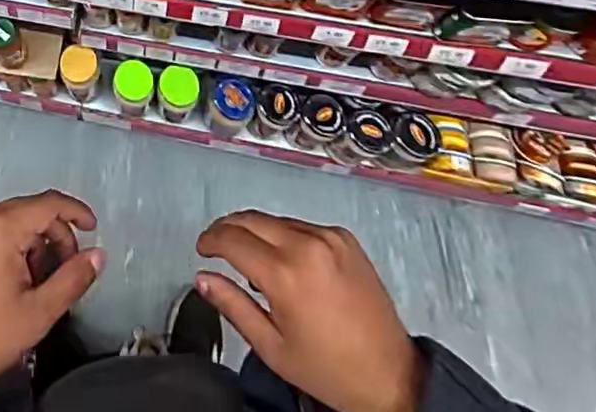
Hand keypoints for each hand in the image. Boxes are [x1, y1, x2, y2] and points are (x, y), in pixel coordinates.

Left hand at [0, 190, 104, 411]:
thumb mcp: (40, 311)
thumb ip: (74, 278)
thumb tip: (98, 254)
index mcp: (1, 226)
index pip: (49, 203)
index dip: (76, 211)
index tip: (94, 228)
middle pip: (35, 210)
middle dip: (58, 234)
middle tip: (70, 268)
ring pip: (20, 219)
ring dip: (40, 242)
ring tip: (43, 281)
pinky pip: (2, 228)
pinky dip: (21, 244)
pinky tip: (24, 277)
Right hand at [196, 211, 421, 411]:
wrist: (392, 376)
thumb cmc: (330, 370)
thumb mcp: (272, 348)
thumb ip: (233, 306)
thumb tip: (203, 278)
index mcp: (285, 274)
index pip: (232, 239)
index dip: (210, 240)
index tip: (202, 248)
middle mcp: (306, 245)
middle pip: (250, 219)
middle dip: (227, 228)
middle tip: (216, 244)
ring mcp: (328, 237)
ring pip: (275, 221)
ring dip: (255, 231)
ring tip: (250, 256)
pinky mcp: (345, 238)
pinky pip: (301, 226)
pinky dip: (285, 235)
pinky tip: (285, 258)